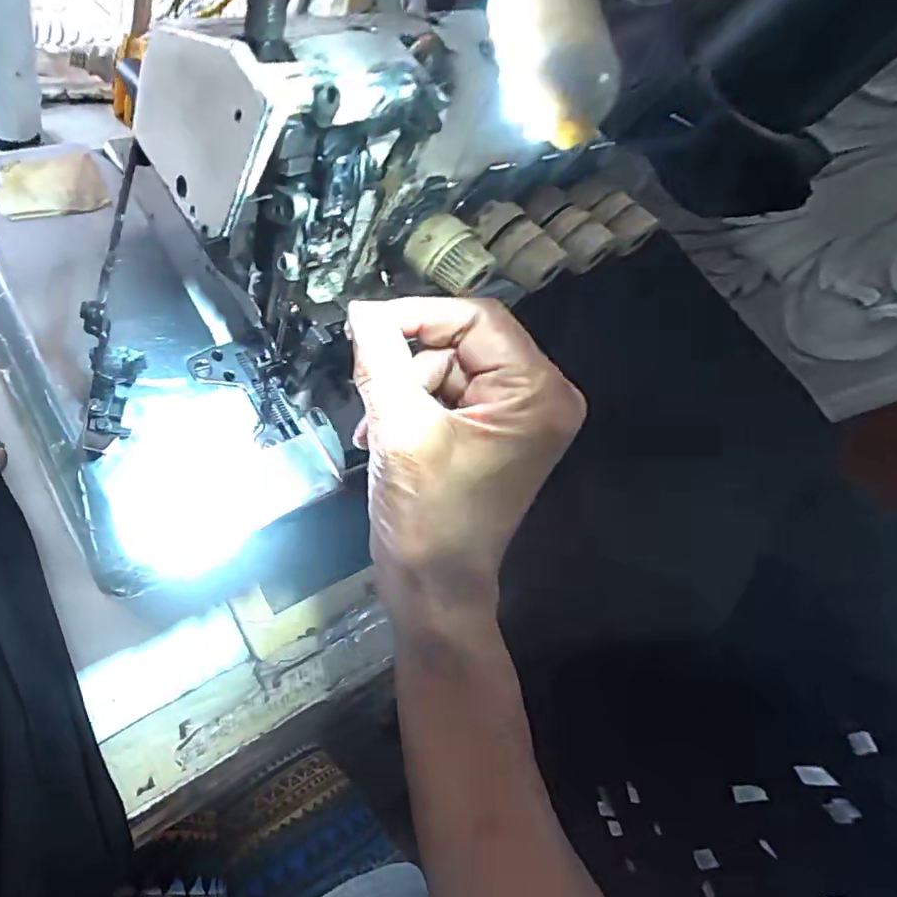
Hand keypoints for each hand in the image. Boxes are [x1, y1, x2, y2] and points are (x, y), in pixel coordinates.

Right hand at [346, 297, 583, 631]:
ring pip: (439, 372)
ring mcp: (508, 421)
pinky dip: (403, 412)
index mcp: (536, 393)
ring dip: (398, 395)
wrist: (429, 587)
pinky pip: (437, 399)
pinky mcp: (481, 438)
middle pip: (457, 345)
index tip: (360, 327)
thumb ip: (379, 360)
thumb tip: (360, 310)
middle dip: (405, 370)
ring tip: (375, 434)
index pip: (477, 320)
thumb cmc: (425, 514)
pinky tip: (380, 439)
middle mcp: (534, 399)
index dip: (416, 316)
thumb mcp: (398, 429)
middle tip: (371, 402)